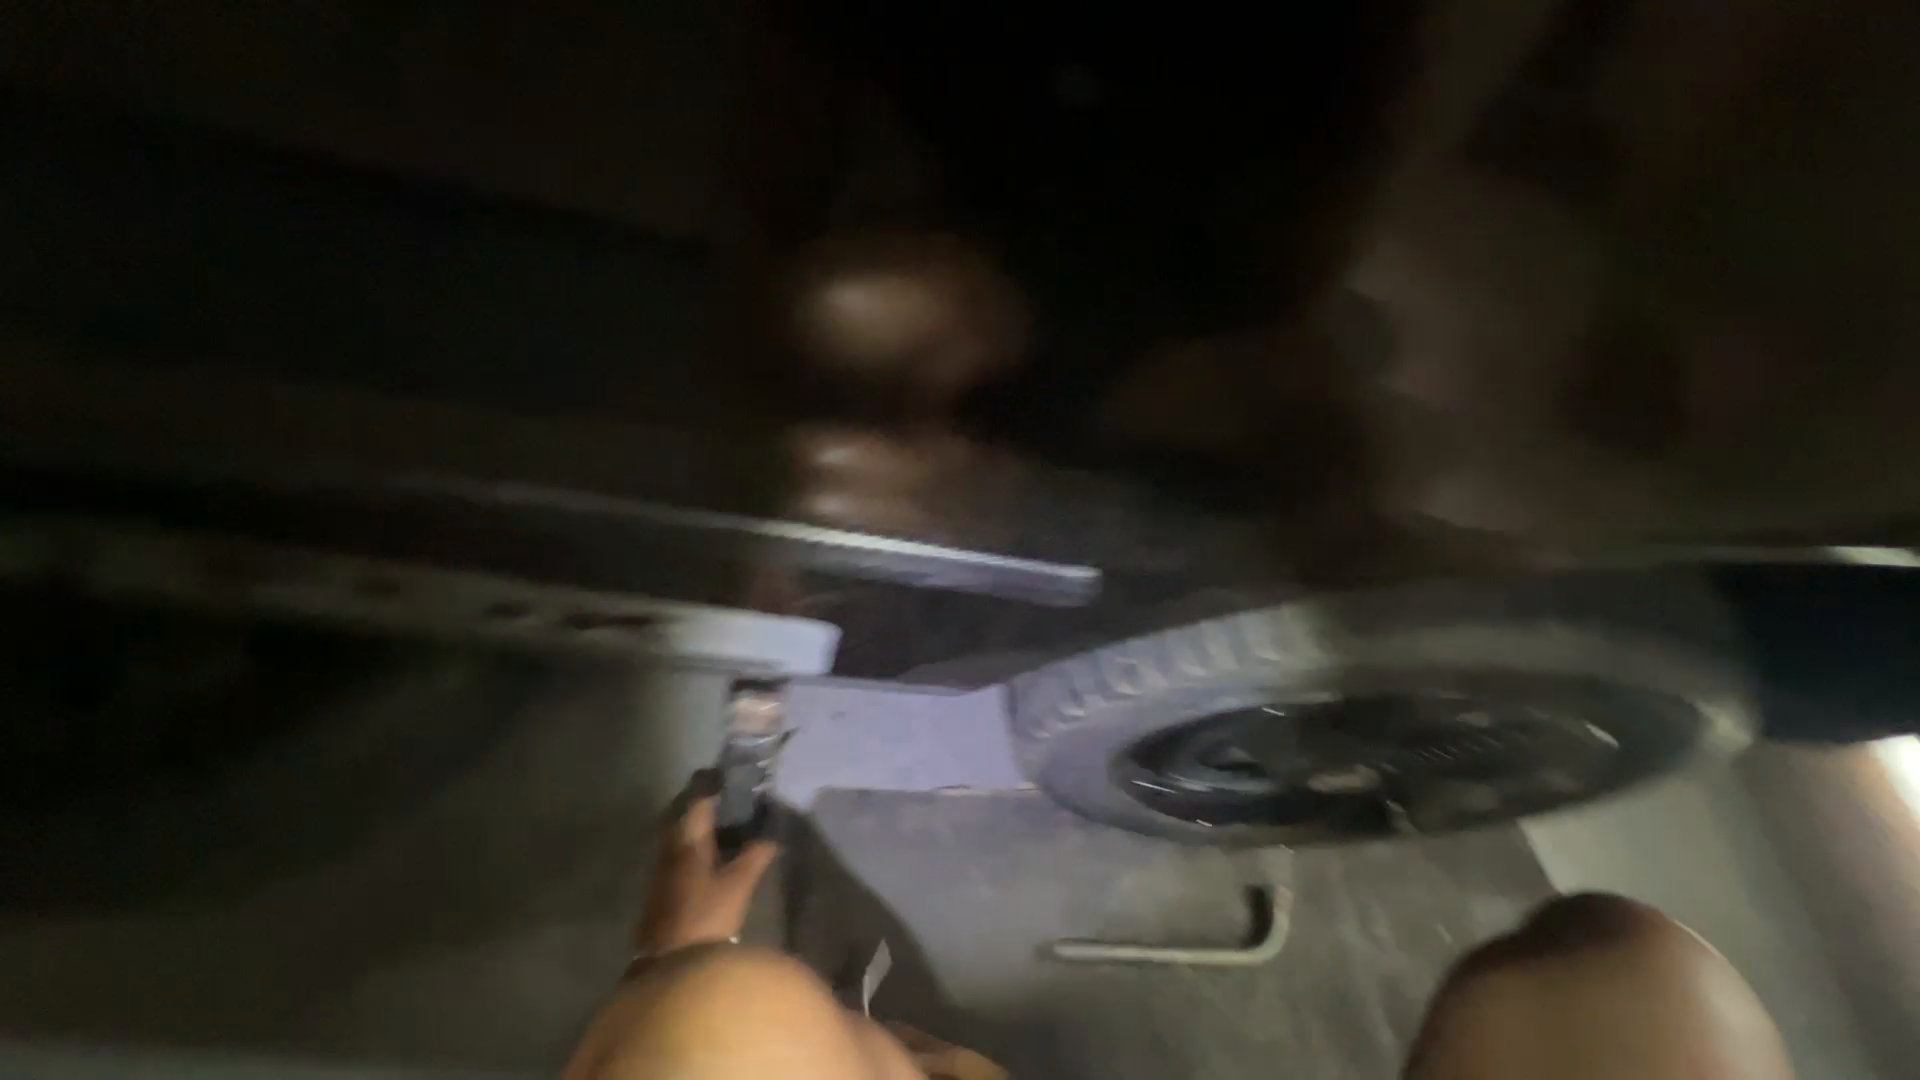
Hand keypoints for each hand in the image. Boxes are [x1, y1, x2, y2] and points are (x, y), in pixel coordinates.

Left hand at [633, 792, 779, 955]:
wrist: (669, 963)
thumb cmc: (707, 915)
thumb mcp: (740, 883)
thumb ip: (757, 853)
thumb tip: (773, 834)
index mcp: (687, 839)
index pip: (699, 799)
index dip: (716, 785)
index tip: (736, 777)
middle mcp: (669, 847)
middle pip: (685, 813)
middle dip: (707, 803)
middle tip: (734, 799)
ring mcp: (661, 868)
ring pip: (680, 834)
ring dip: (700, 825)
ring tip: (728, 824)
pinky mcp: (660, 888)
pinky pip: (678, 853)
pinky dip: (694, 845)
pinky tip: (712, 854)